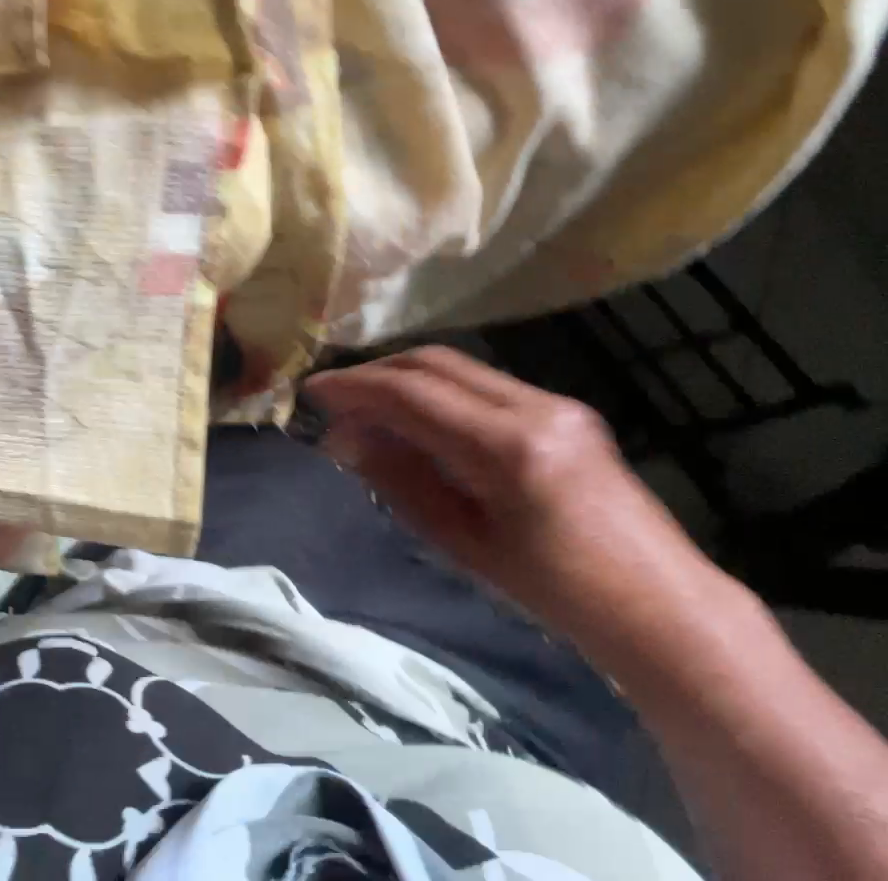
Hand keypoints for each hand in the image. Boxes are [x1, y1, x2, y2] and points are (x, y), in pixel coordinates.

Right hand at [303, 346, 720, 648]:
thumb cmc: (552, 590)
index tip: (309, 393)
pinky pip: (481, 385)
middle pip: (434, 363)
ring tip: (364, 408)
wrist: (660, 607)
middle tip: (332, 398)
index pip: (411, 394)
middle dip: (374, 373)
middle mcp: (536, 409)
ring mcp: (557, 405)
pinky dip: (435, 391)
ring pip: (458, 368)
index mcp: (509, 448)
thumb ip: (398, 479)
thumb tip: (342, 437)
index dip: (353, 387)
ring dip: (403, 379)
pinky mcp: (564, 412)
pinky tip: (414, 419)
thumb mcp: (459, 540)